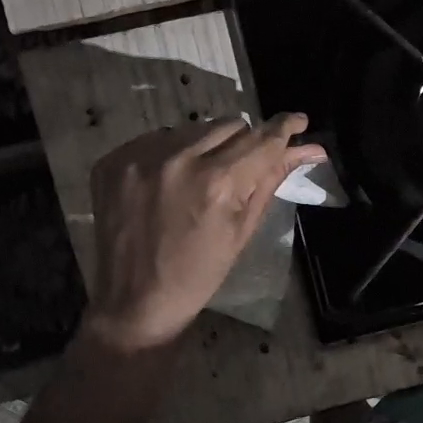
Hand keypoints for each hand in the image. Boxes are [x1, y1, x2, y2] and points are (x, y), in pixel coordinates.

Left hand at [84, 113, 325, 352]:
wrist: (134, 302)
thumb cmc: (199, 274)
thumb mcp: (243, 229)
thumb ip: (271, 179)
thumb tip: (308, 148)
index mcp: (216, 182)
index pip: (262, 139)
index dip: (285, 127)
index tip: (299, 121)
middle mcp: (178, 159)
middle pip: (230, 125)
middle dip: (245, 142)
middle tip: (244, 169)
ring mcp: (139, 157)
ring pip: (194, 128)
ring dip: (208, 146)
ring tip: (203, 178)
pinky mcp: (114, 160)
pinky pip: (159, 138)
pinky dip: (173, 153)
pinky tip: (172, 182)